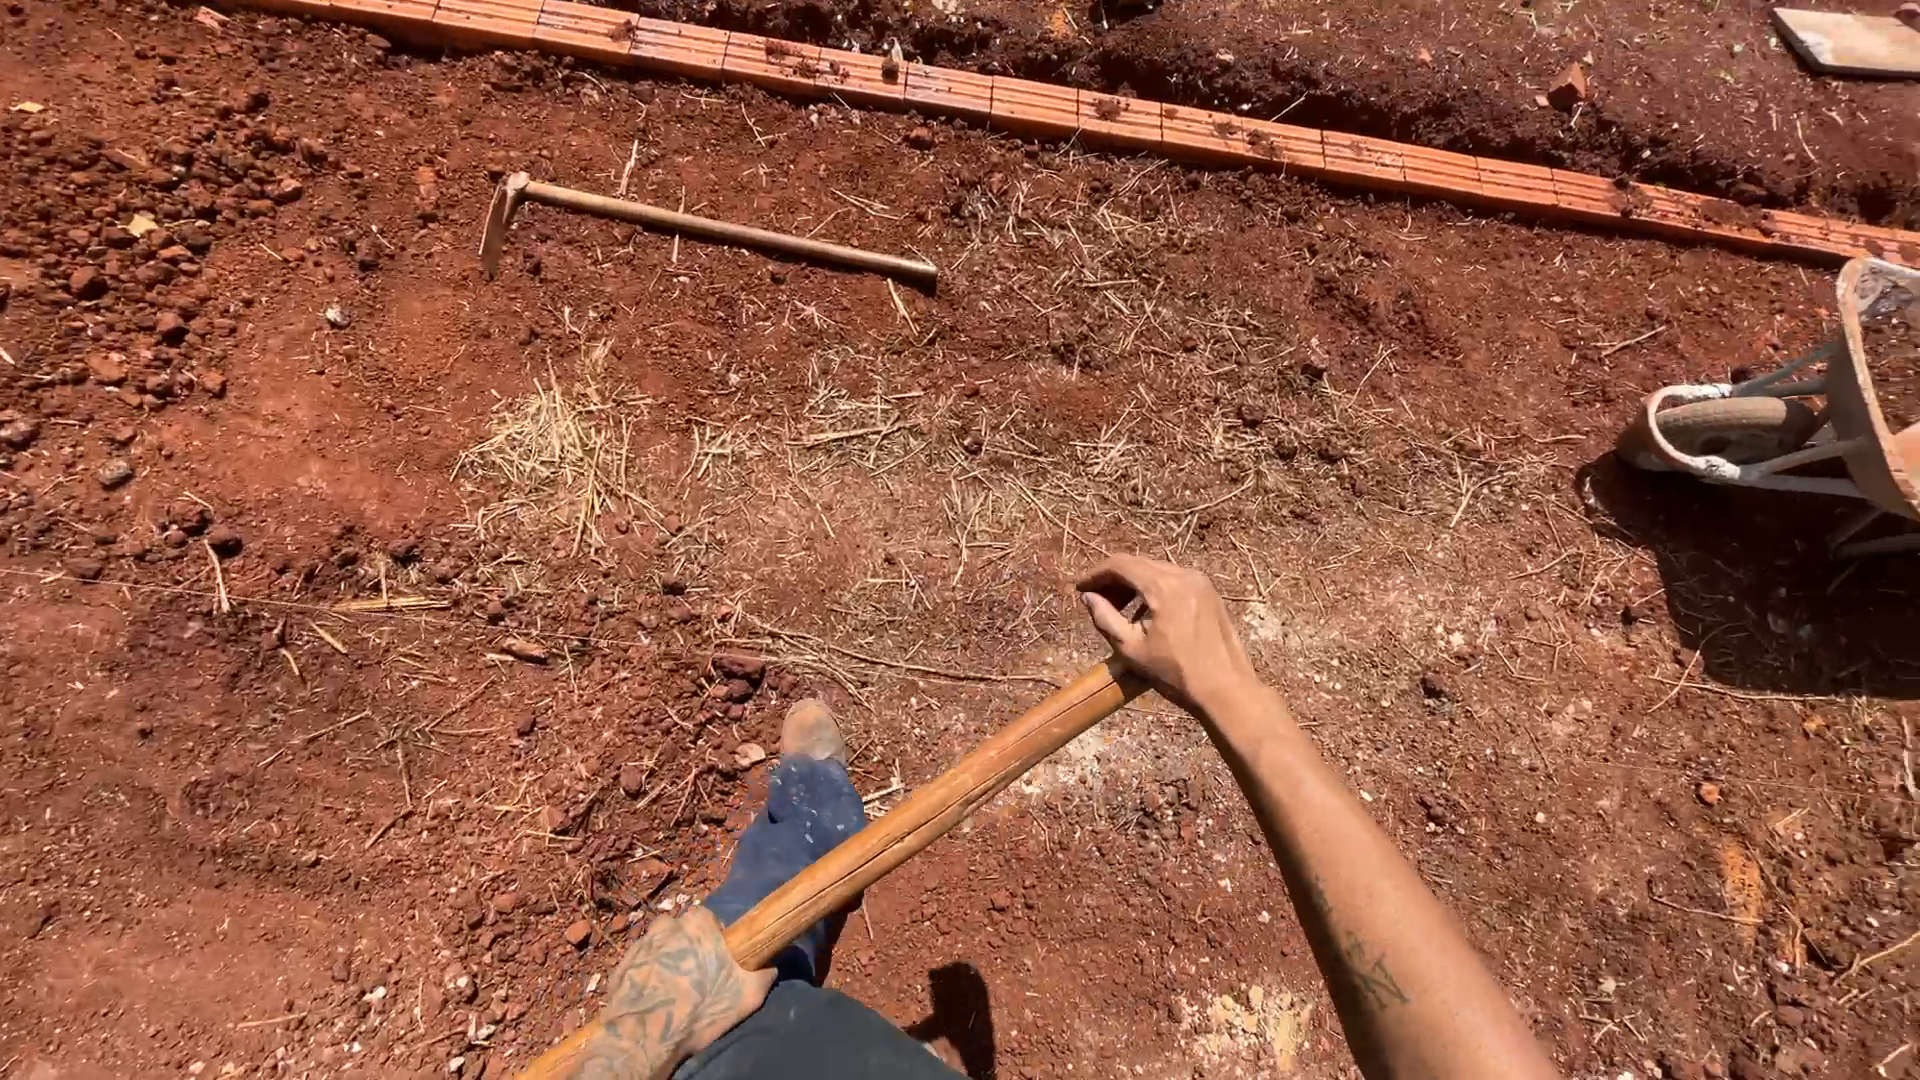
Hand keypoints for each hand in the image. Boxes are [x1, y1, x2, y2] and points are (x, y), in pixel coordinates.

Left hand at [571, 906, 774, 1077]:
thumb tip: (773, 966)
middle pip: (680, 929)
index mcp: (697, 923)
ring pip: (657, 945)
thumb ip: (764, 974)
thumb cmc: (699, 1011)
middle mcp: (667, 925)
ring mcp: (640, 945)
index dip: (712, 937)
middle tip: (694, 975)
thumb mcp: (746, 996)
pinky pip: (638, 964)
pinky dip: (644, 975)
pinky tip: (653, 998)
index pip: (707, 918)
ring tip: (671, 988)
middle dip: (686, 946)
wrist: (644, 1041)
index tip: (715, 959)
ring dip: (664, 958)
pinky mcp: (619, 967)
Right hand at [1077, 555, 1260, 715]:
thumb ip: (1104, 618)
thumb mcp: (1131, 649)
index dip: (1096, 574)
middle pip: (1138, 563)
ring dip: (1132, 583)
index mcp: (1164, 587)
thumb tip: (1088, 597)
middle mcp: (1184, 576)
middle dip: (1112, 579)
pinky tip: (1142, 612)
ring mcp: (1200, 582)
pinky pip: (1172, 580)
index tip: (1080, 588)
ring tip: (1117, 608)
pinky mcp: (1208, 592)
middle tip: (1095, 600)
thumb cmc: (1176, 674)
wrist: (1226, 690)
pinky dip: (1151, 588)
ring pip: (1155, 570)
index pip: (1121, 565)